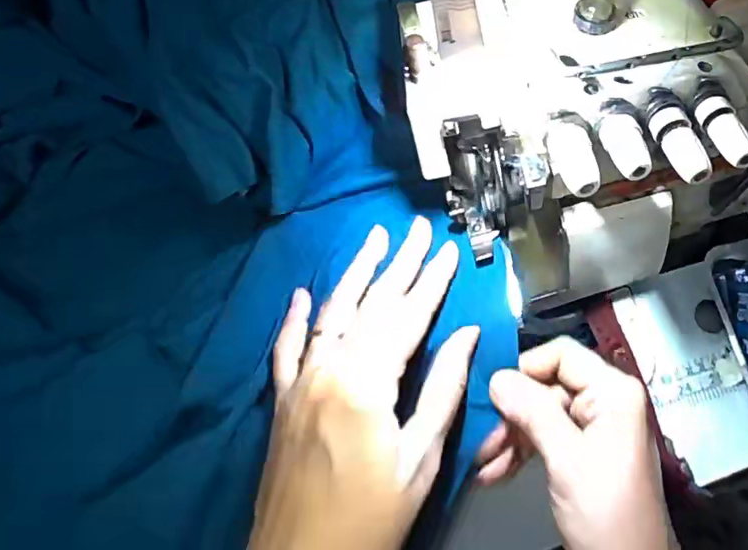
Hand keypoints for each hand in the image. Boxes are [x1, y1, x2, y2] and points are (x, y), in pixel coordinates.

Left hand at [251, 218, 479, 549]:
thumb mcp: (419, 461)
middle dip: (400, 262)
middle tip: (418, 227)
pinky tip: (303, 296)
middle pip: (373, 304)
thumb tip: (467, 334)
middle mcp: (329, 370)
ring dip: (356, 273)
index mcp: (365, 382)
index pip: (408, 316)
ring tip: (374, 239)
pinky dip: (295, 321)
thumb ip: (442, 390)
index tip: (449, 249)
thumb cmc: (368, 521)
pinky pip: (286, 352)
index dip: (432, 280)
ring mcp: (299, 385)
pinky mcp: (280, 405)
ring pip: (332, 314)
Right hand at [476, 338, 674, 549]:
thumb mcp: (567, 461)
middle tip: (484, 437)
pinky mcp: (587, 451)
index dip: (527, 368)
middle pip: (551, 385)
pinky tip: (498, 470)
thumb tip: (500, 378)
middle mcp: (608, 400)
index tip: (493, 391)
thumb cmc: (611, 517)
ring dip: (513, 435)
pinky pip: (550, 436)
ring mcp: (598, 426)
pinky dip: (524, 451)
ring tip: (485, 461)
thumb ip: (534, 414)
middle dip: (514, 411)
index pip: (564, 355)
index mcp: (614, 390)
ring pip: (545, 413)